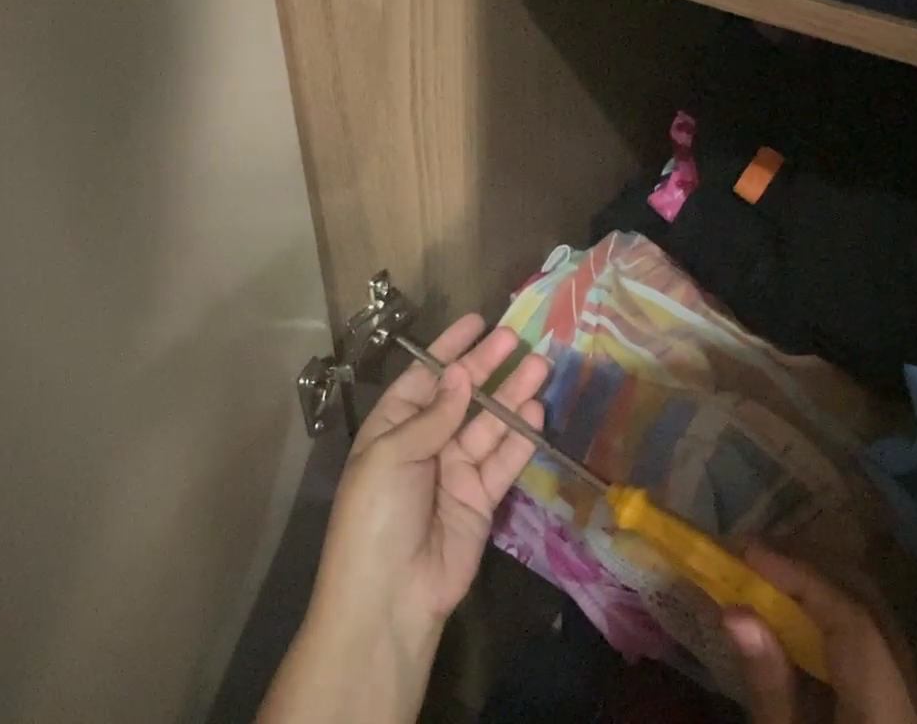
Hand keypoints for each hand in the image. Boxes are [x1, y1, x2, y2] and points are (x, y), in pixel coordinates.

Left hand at [317, 314, 548, 635]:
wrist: (390, 595)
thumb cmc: (377, 514)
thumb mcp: (392, 455)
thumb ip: (432, 416)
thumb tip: (459, 377)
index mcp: (392, 427)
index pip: (425, 378)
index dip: (449, 349)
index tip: (476, 322)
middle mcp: (425, 443)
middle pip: (462, 397)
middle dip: (489, 368)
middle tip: (518, 339)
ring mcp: (454, 470)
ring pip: (488, 425)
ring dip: (513, 397)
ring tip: (540, 367)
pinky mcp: (480, 498)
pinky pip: (502, 460)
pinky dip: (520, 437)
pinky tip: (536, 412)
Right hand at [724, 545, 916, 723]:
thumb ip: (768, 684)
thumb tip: (735, 610)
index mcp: (887, 710)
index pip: (851, 620)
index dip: (799, 576)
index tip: (746, 551)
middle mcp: (914, 693)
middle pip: (870, 603)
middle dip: (809, 567)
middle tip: (750, 555)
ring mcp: (916, 697)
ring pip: (875, 614)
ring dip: (819, 585)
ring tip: (765, 575)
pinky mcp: (905, 704)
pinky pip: (872, 638)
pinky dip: (831, 613)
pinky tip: (792, 616)